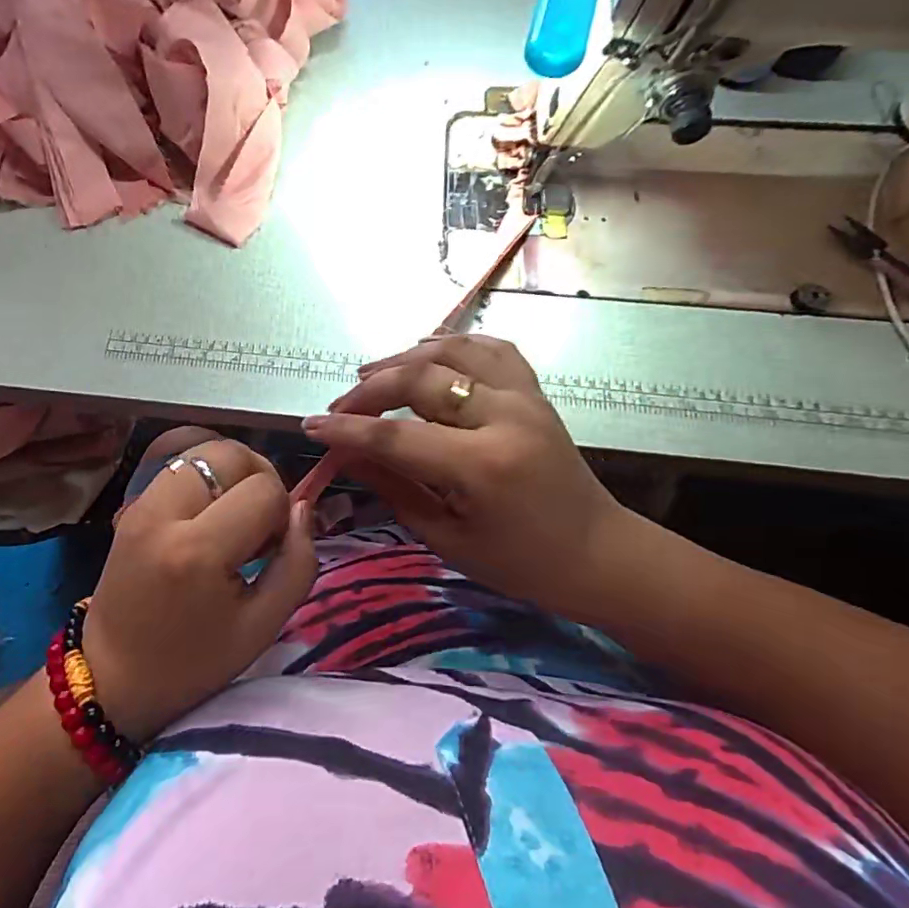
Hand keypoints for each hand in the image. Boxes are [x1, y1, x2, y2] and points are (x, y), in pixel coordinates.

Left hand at [81, 434, 315, 741]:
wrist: (112, 677)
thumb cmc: (193, 662)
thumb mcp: (263, 626)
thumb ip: (298, 563)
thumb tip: (303, 507)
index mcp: (198, 552)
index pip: (264, 490)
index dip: (282, 513)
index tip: (272, 550)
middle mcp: (164, 514)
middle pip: (231, 453)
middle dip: (260, 478)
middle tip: (260, 521)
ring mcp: (141, 505)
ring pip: (204, 451)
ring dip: (233, 474)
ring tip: (235, 515)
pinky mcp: (132, 505)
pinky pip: (181, 466)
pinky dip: (207, 478)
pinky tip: (210, 514)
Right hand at [300, 334, 624, 615]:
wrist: (597, 553)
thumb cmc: (521, 563)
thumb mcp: (448, 537)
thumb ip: (395, 488)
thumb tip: (345, 455)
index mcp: (483, 465)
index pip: (397, 434)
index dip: (347, 429)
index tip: (311, 426)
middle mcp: (505, 417)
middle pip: (421, 380)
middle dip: (370, 391)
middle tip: (339, 409)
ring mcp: (525, 397)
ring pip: (453, 352)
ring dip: (405, 358)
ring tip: (370, 374)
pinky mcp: (535, 392)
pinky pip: (491, 349)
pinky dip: (453, 344)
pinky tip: (426, 353)